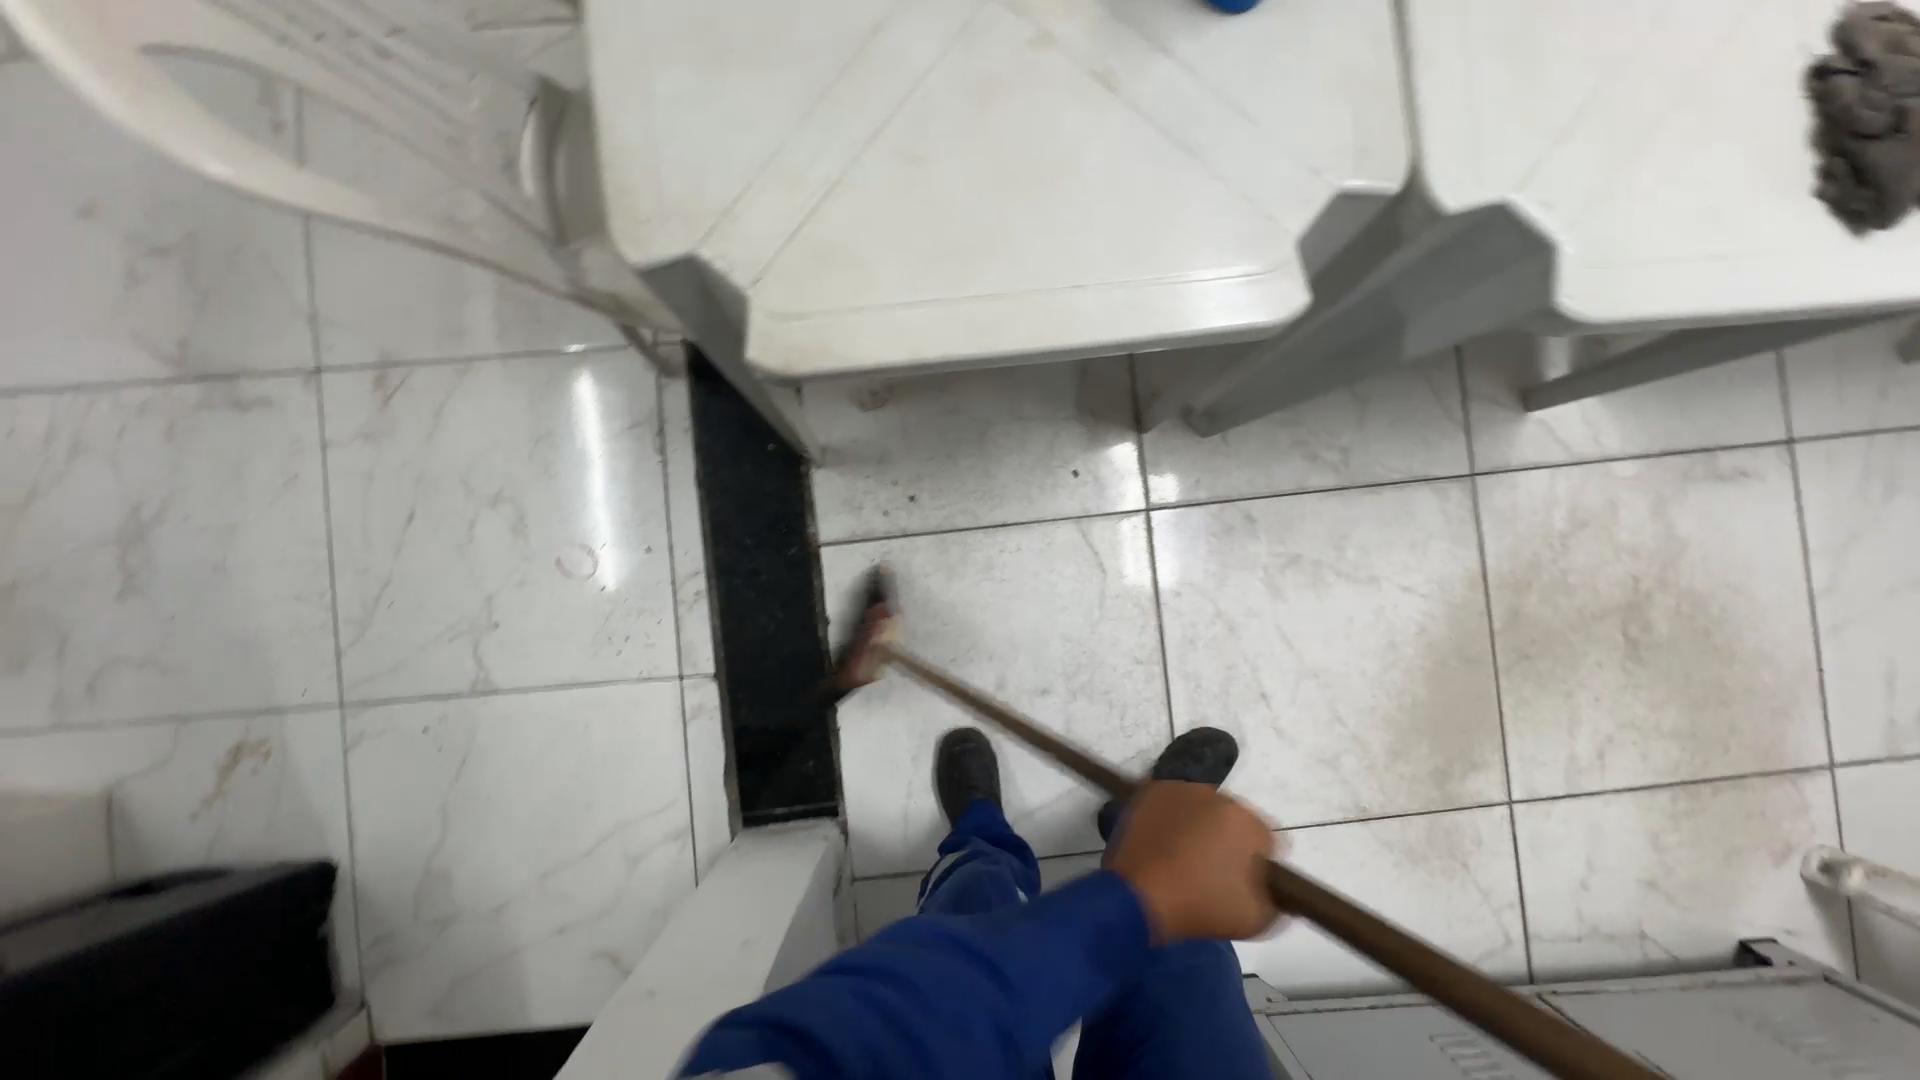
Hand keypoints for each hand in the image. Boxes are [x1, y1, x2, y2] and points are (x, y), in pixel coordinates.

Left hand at [1105, 781, 1281, 943]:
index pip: (1266, 840)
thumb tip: (1270, 885)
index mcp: (1246, 822)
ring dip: (1200, 825)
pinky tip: (1163, 841)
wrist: (1138, 897)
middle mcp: (1216, 795)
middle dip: (1228, 839)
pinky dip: (1172, 817)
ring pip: (1203, 808)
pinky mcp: (1151, 791)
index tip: (1242, 881)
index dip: (1257, 863)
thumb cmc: (1201, 908)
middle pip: (1233, 819)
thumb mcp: (1257, 918)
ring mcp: (1180, 789)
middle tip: (1211, 869)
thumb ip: (1276, 897)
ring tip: (1183, 855)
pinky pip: (1173, 803)